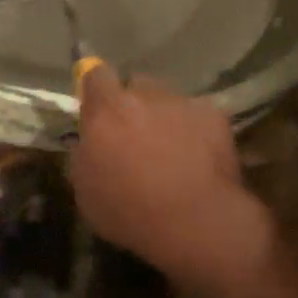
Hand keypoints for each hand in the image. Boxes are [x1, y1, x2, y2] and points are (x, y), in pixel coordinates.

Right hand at [67, 67, 276, 295]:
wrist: (196, 222)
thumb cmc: (131, 211)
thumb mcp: (85, 191)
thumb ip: (83, 154)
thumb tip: (88, 141)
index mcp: (108, 110)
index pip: (96, 75)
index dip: (97, 88)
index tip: (99, 108)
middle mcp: (145, 95)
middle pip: (136, 86)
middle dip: (134, 106)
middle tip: (137, 138)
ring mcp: (183, 103)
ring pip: (168, 101)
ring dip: (165, 118)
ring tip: (172, 153)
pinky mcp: (214, 116)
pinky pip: (198, 116)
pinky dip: (196, 132)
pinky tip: (199, 160)